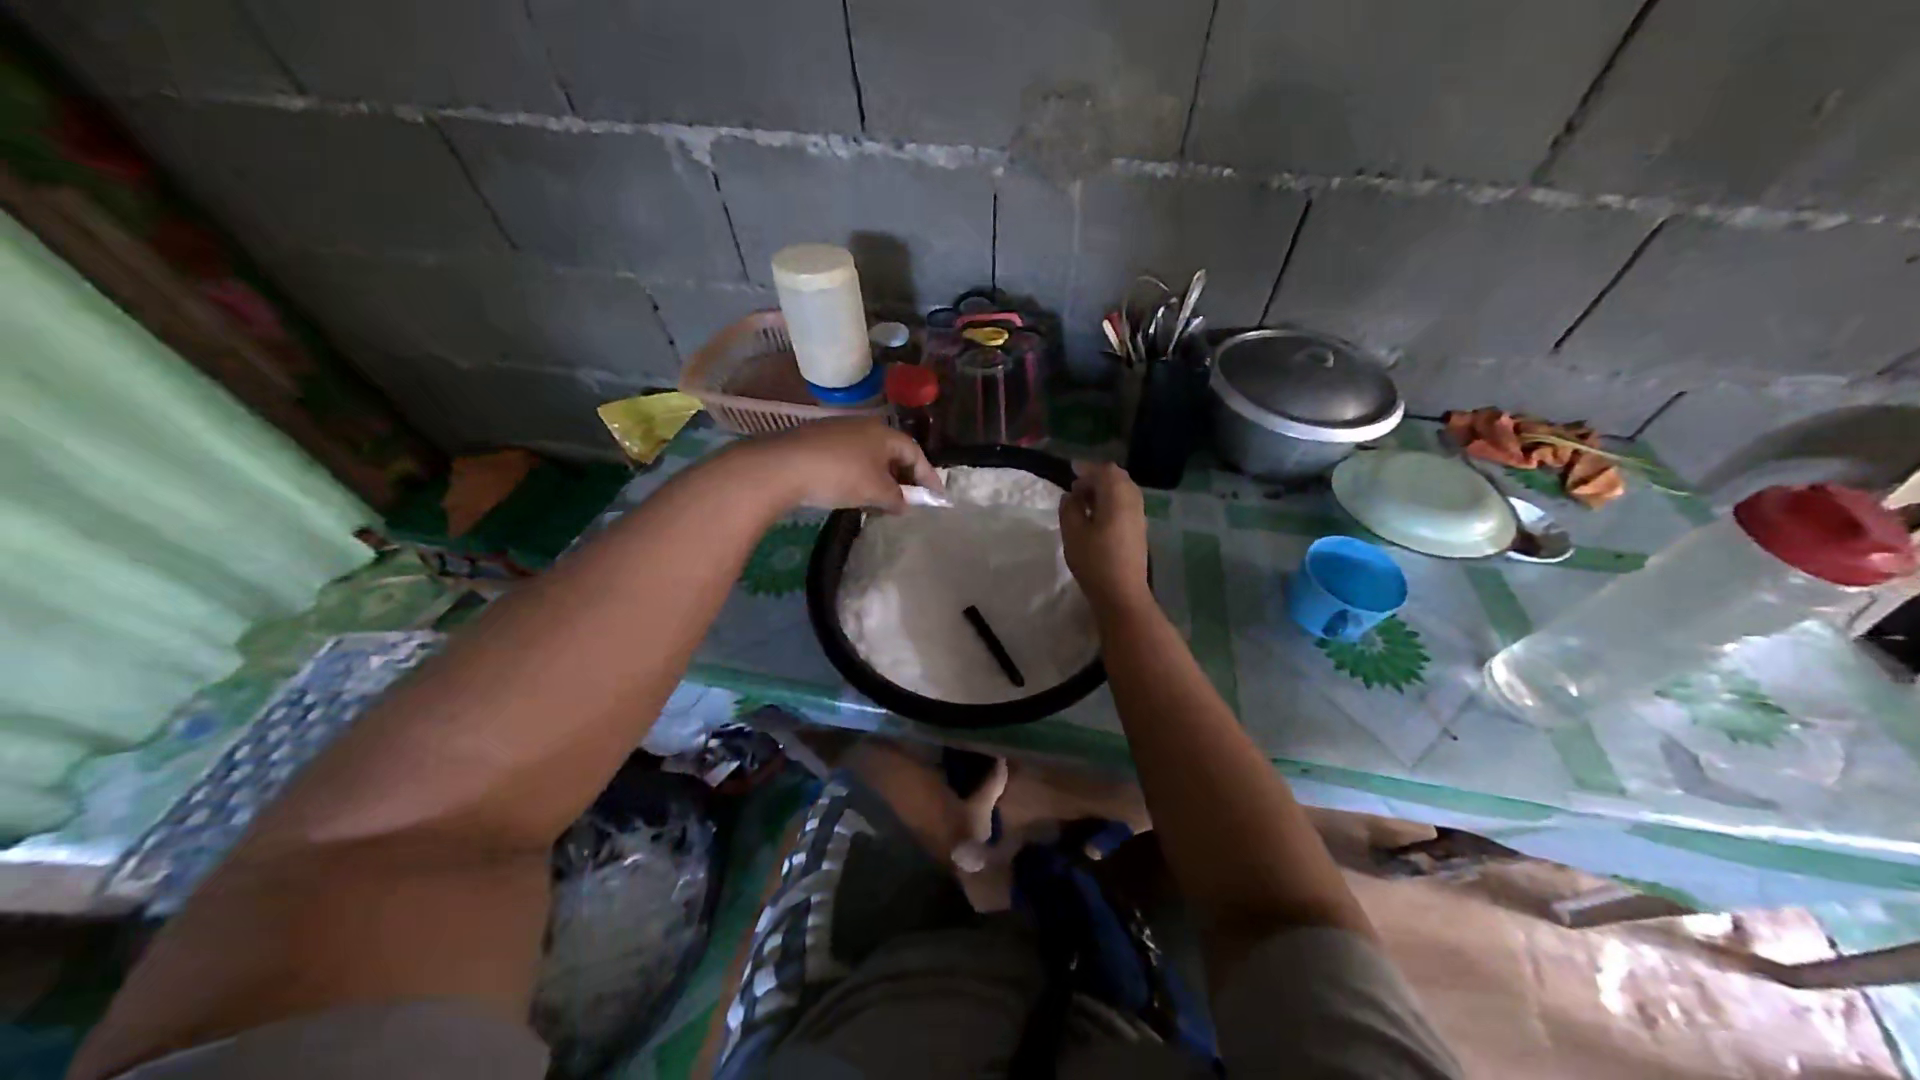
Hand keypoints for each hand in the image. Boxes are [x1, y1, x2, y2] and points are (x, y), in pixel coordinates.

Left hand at [730, 418, 939, 511]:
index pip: (916, 453)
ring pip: (870, 456)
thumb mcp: (876, 491)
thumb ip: (897, 498)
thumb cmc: (840, 475)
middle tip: (910, 499)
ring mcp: (838, 431)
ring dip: (880, 478)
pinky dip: (859, 475)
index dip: (928, 476)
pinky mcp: (817, 441)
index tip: (937, 497)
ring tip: (882, 500)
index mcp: (885, 433)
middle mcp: (864, 426)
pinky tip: (853, 493)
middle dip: (904, 477)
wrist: (782, 466)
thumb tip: (904, 504)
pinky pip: (849, 459)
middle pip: (893, 452)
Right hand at [1059, 462, 1151, 612]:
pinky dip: (1112, 501)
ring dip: (1105, 490)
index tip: (1070, 473)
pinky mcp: (1139, 529)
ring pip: (1124, 490)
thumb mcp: (1072, 533)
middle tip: (1077, 489)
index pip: (1104, 471)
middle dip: (1097, 477)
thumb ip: (1069, 509)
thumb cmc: (1094, 562)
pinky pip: (1127, 503)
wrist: (1122, 593)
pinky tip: (1098, 516)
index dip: (1087, 469)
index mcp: (1117, 497)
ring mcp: (1139, 515)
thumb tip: (1070, 496)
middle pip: (1118, 477)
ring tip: (1085, 503)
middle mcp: (1133, 501)